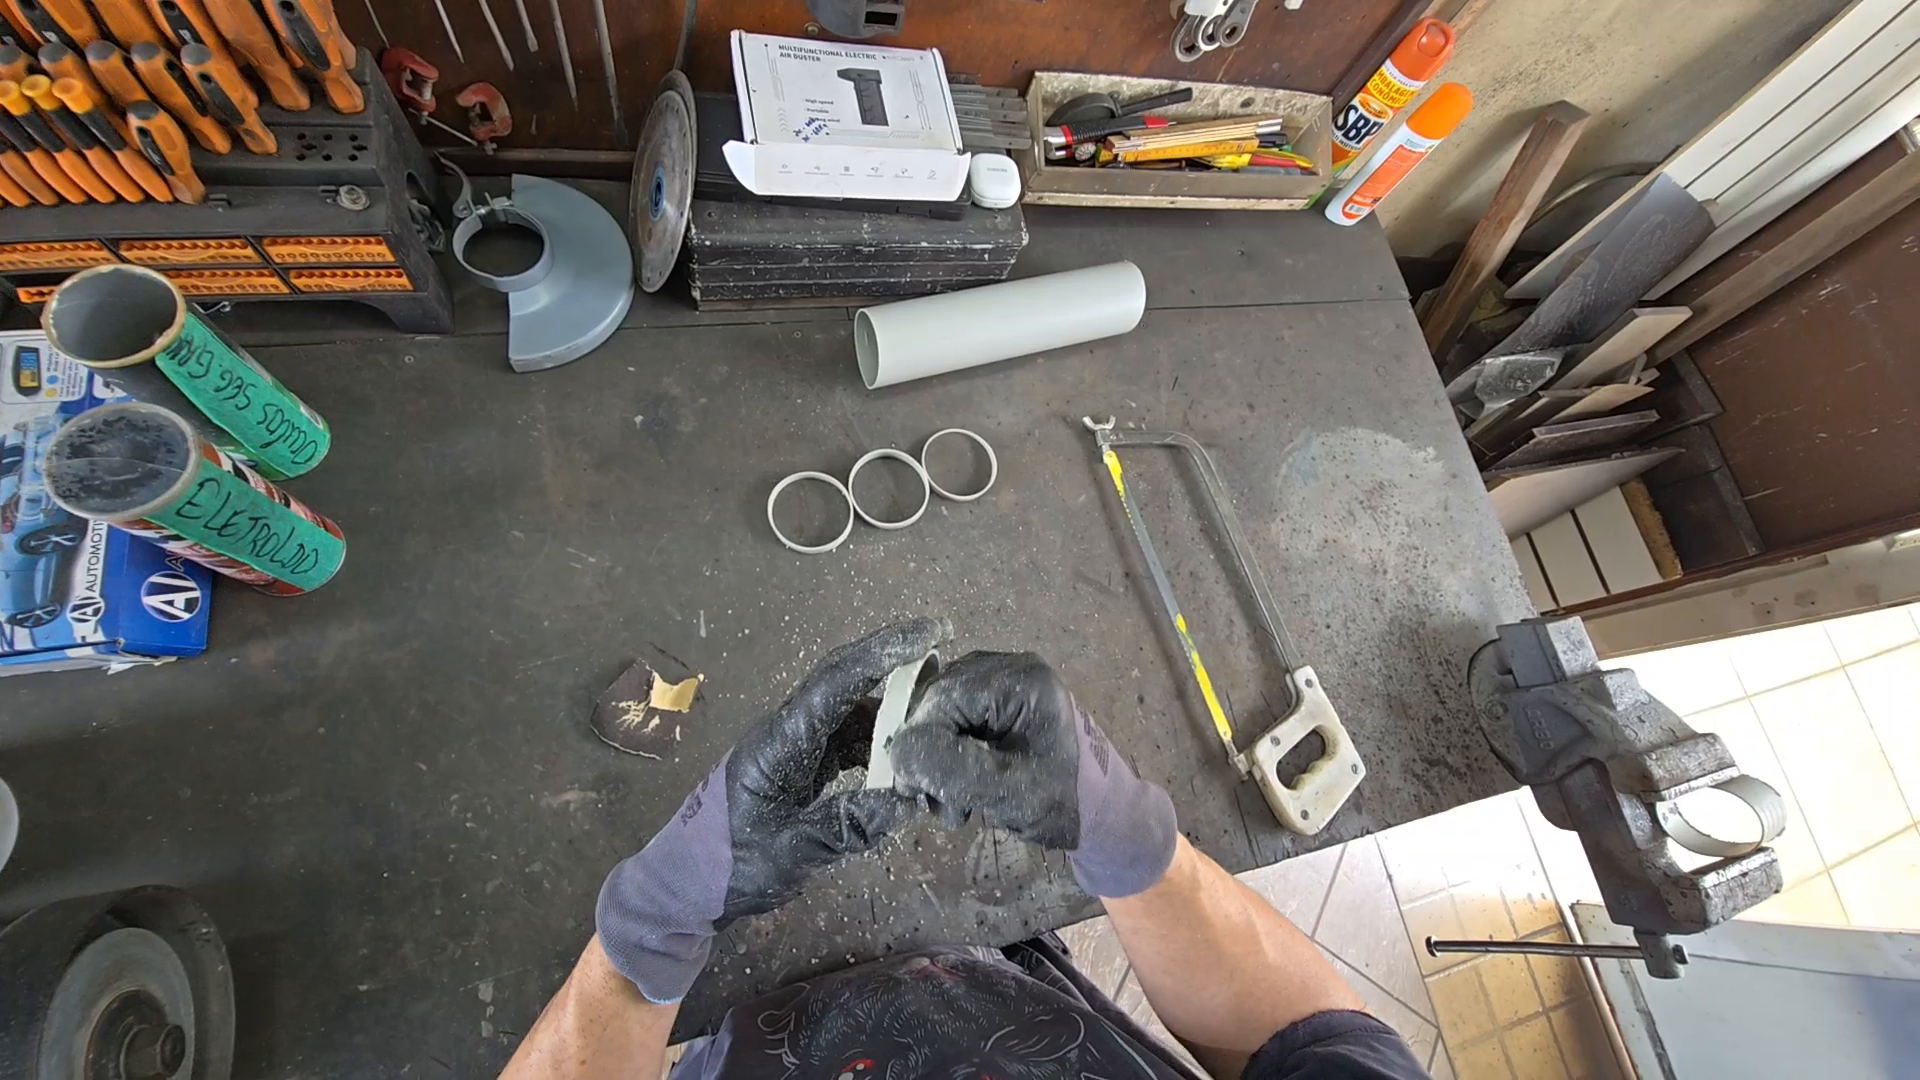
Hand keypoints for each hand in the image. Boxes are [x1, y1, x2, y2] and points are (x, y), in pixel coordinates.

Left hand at [596, 617, 946, 1002]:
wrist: (683, 884)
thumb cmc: (727, 866)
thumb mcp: (789, 853)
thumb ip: (846, 825)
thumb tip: (906, 799)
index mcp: (780, 741)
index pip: (836, 682)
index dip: (883, 654)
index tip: (927, 634)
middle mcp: (788, 729)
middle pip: (843, 678)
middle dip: (891, 656)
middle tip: (939, 640)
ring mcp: (794, 743)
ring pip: (849, 706)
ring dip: (890, 701)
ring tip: (933, 701)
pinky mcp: (800, 761)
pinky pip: (846, 735)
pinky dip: (877, 737)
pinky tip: (903, 750)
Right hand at [888, 651, 1177, 897]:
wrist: (1108, 816)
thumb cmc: (1066, 804)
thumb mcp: (1006, 790)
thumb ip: (950, 768)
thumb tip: (896, 751)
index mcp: (1020, 680)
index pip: (944, 697)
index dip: (919, 742)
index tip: (914, 791)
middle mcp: (1011, 668)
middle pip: (941, 700)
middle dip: (929, 753)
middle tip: (935, 803)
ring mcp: (1007, 682)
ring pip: (944, 711)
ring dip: (938, 757)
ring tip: (953, 804)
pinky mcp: (1004, 700)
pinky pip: (959, 718)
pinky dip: (952, 753)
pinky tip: (961, 789)